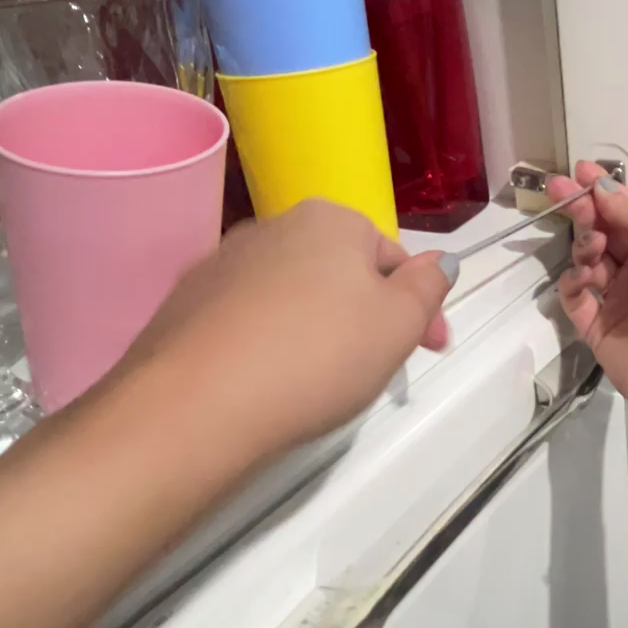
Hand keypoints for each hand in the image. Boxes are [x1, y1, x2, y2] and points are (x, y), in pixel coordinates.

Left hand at [117, 199, 455, 454]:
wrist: (193, 407)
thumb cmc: (316, 356)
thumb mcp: (398, 323)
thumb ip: (430, 285)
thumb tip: (441, 260)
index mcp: (330, 219)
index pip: (394, 258)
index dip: (419, 307)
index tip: (429, 351)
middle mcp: (274, 226)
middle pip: (342, 272)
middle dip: (366, 314)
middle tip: (376, 368)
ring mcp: (222, 263)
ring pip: (294, 294)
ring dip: (317, 327)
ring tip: (320, 380)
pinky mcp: (185, 304)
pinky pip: (249, 317)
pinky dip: (269, 341)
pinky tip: (269, 380)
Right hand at [549, 162, 627, 414]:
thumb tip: (601, 186)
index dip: (602, 189)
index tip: (577, 171)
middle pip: (602, 228)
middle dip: (582, 209)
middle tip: (558, 191)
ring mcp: (617, 296)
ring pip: (586, 257)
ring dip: (584, 246)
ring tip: (593, 252)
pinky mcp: (595, 324)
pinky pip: (574, 294)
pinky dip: (573, 282)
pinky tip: (583, 281)